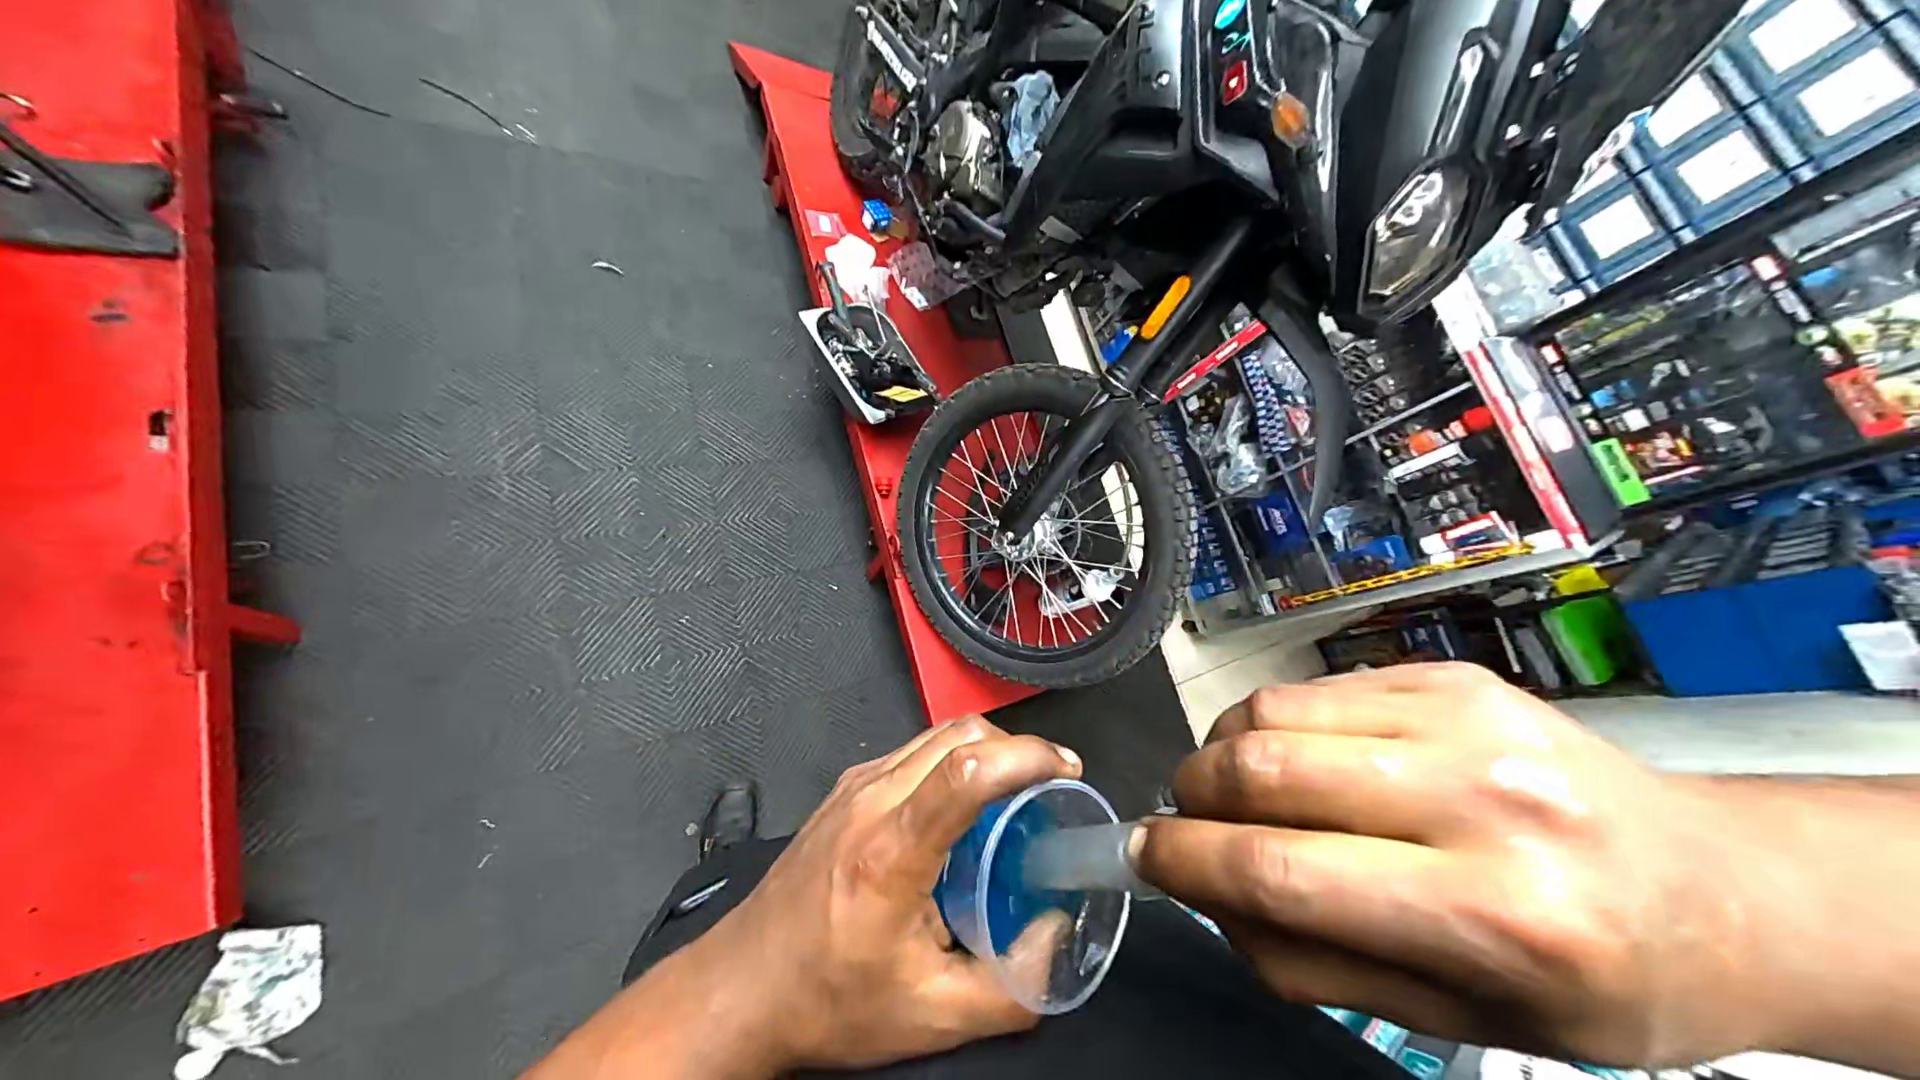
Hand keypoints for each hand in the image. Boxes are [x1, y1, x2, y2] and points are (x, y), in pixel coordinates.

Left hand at [703, 716, 1081, 1071]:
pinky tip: (964, 802)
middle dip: (1016, 746)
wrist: (741, 986)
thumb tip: (1058, 936)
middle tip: (1049, 782)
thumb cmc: (828, 999)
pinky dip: (954, 758)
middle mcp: (870, 799)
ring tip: (1015, 789)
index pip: (967, 771)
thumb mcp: (930, 1016)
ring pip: (936, 734)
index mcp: (891, 850)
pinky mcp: (846, 788)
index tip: (1065, 770)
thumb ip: (1013, 986)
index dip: (1027, 756)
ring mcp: (854, 786)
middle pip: (959, 735)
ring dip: (986, 748)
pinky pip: (913, 751)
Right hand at [1132, 663, 1768, 1065]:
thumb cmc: (1588, 980)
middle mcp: (1484, 797)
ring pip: (1270, 711)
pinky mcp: (1446, 673)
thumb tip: (1202, 889)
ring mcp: (1465, 716)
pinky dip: (1268, 724)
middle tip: (1188, 817)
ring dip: (1222, 750)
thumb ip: (1303, 959)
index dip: (1185, 860)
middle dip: (1191, 793)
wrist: (1716, 889)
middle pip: (1262, 769)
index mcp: (1497, 916)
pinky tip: (1294, 756)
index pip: (1280, 871)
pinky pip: (1307, 687)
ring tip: (1237, 784)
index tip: (1144, 854)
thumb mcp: (1452, 1020)